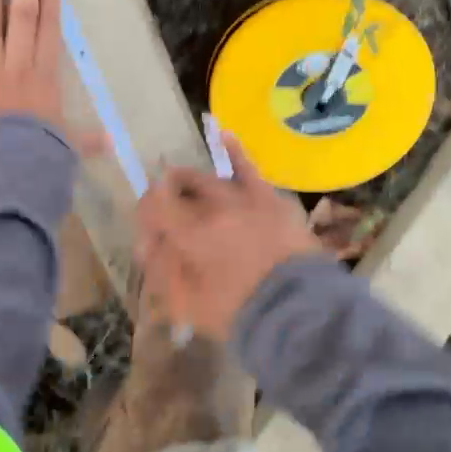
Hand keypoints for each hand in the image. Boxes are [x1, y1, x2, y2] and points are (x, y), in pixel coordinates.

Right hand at [136, 132, 324, 341]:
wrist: (304, 317)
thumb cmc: (241, 314)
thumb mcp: (189, 303)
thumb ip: (164, 271)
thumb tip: (149, 249)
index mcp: (190, 232)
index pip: (153, 204)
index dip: (146, 216)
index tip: (150, 237)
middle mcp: (213, 206)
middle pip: (177, 189)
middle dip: (166, 203)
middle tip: (169, 226)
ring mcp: (243, 199)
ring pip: (207, 181)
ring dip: (192, 187)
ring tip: (188, 197)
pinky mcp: (270, 200)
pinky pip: (248, 168)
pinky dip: (234, 151)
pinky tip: (222, 135)